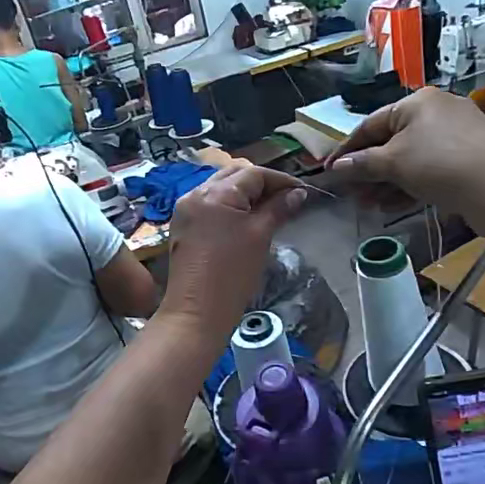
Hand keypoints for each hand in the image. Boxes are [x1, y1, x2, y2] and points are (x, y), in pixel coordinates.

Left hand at [158, 163, 305, 336]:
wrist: (197, 310)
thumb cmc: (233, 273)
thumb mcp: (260, 236)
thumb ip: (278, 209)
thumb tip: (297, 193)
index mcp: (215, 193)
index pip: (253, 173)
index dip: (281, 180)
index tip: (302, 192)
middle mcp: (195, 193)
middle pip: (234, 175)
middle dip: (261, 183)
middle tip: (286, 199)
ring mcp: (185, 209)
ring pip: (219, 188)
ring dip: (244, 193)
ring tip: (268, 209)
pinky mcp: (182, 225)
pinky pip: (208, 204)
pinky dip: (228, 205)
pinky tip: (244, 219)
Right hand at [324, 88, 484, 217]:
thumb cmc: (442, 166)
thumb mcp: (393, 163)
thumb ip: (361, 164)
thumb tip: (336, 168)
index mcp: (417, 102)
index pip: (369, 125)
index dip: (346, 150)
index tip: (329, 172)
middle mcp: (436, 112)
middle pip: (389, 142)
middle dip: (367, 171)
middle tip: (351, 195)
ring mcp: (454, 136)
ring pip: (407, 158)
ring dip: (385, 182)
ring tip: (368, 205)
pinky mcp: (466, 159)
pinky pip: (426, 169)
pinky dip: (407, 185)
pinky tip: (392, 206)